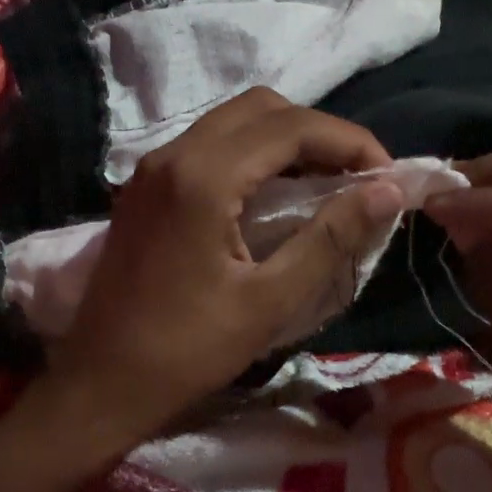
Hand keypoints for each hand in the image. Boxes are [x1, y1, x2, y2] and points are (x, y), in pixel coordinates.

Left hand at [45, 88, 405, 446]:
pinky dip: (248, 157)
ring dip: (282, 142)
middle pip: (260, 109)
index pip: (292, 126)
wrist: (103, 383)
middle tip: (356, 177)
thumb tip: (388, 190)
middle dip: (317, 133)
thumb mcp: (269, 300)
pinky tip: (273, 197)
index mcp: (202, 177)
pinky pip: (206, 148)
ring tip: (324, 185)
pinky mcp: (143, 191)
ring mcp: (151, 170)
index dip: (349, 142)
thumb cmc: (188, 351)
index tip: (387, 177)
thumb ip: (330, 238)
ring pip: (231, 123)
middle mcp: (172, 155)